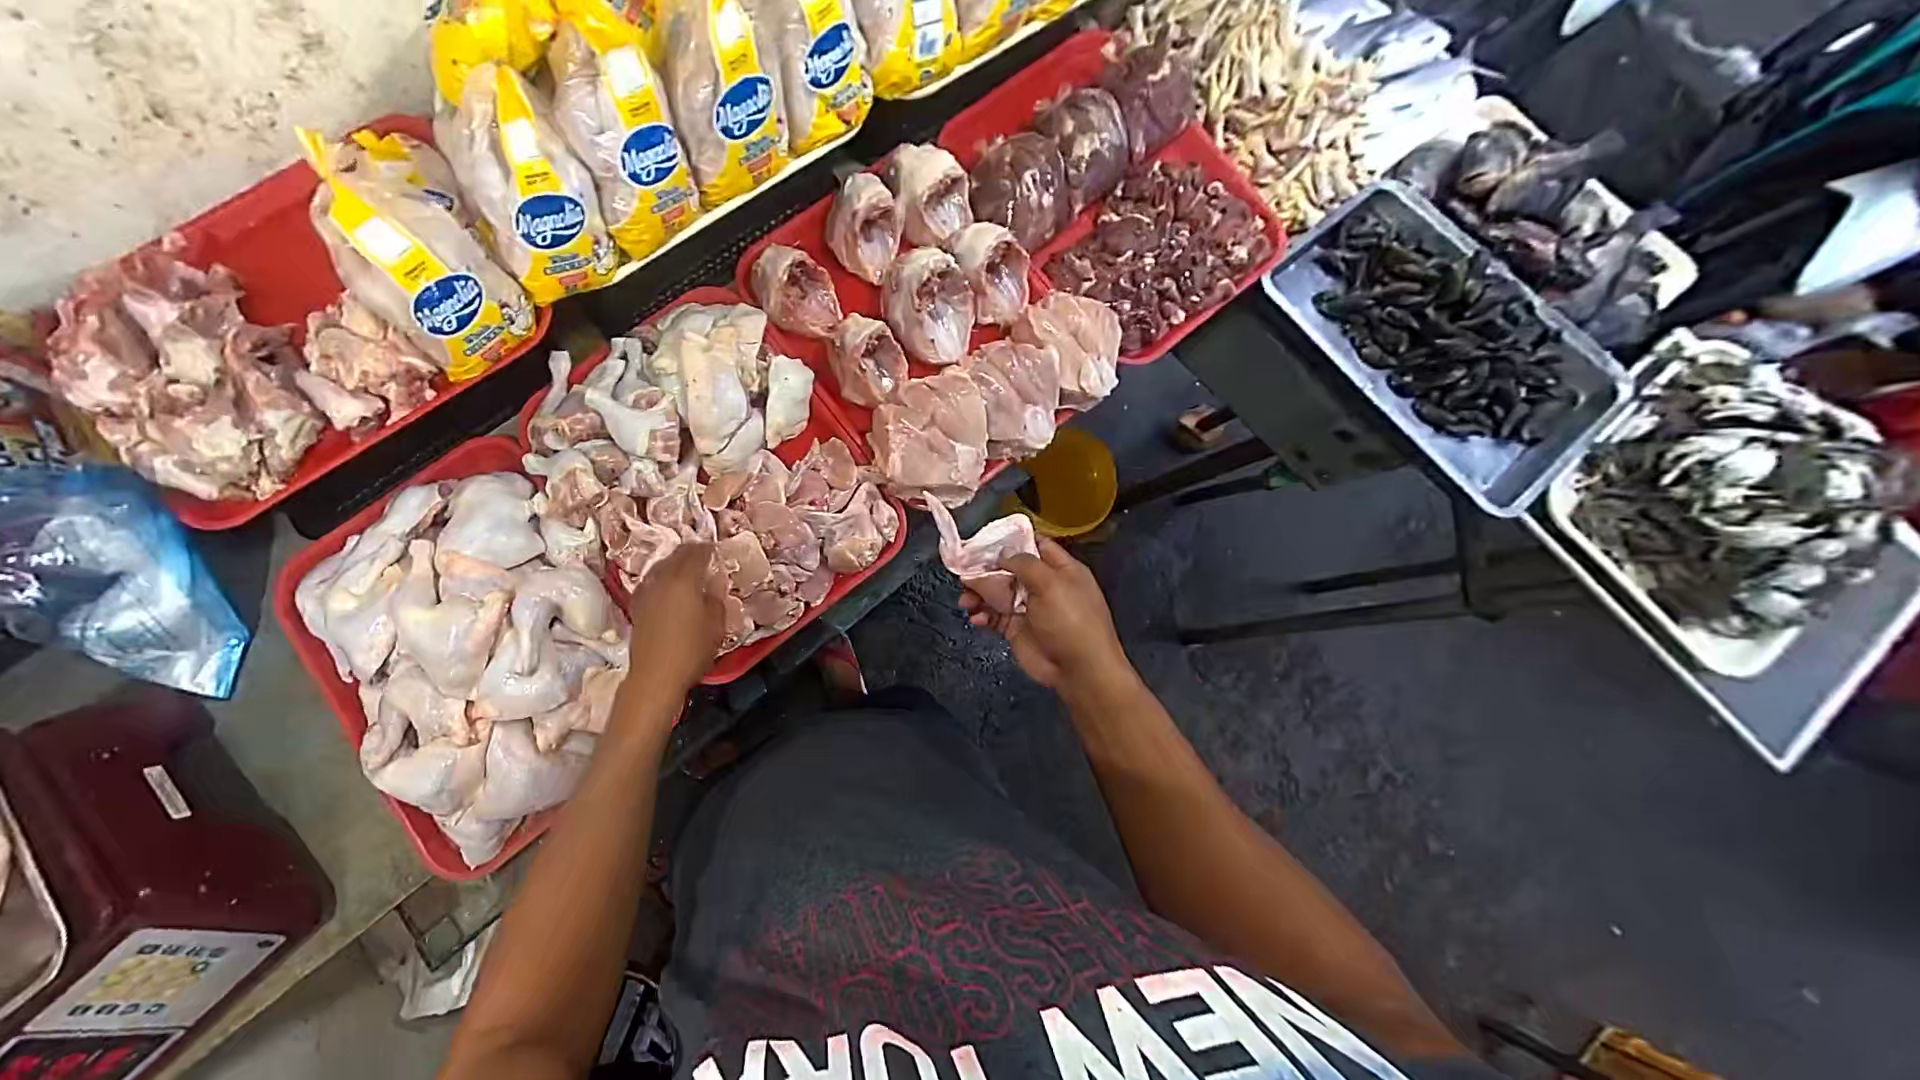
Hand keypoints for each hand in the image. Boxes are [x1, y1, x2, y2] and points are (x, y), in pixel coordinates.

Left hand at [624, 543, 724, 691]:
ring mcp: (645, 592)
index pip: (695, 552)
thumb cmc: (692, 650)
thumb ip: (716, 597)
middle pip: (675, 556)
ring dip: (675, 565)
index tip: (717, 550)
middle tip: (705, 559)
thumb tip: (714, 582)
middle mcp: (661, 580)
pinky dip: (664, 579)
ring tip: (689, 573)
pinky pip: (653, 582)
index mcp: (683, 579)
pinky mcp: (637, 606)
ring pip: (661, 567)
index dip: (708, 548)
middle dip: (690, 554)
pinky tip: (671, 589)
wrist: (655, 677)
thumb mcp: (717, 624)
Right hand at [959, 537, 1131, 694]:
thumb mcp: (1051, 584)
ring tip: (966, 600)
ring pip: (997, 593)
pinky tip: (976, 617)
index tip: (986, 540)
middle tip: (965, 570)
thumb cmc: (1072, 622)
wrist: (1079, 670)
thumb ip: (1025, 564)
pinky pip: (994, 616)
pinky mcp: (1017, 629)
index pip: (1035, 546)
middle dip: (987, 569)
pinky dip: (982, 615)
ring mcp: (1029, 609)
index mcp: (1060, 570)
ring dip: (979, 594)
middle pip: (1010, 569)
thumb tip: (1003, 553)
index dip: (1012, 541)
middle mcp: (1044, 586)